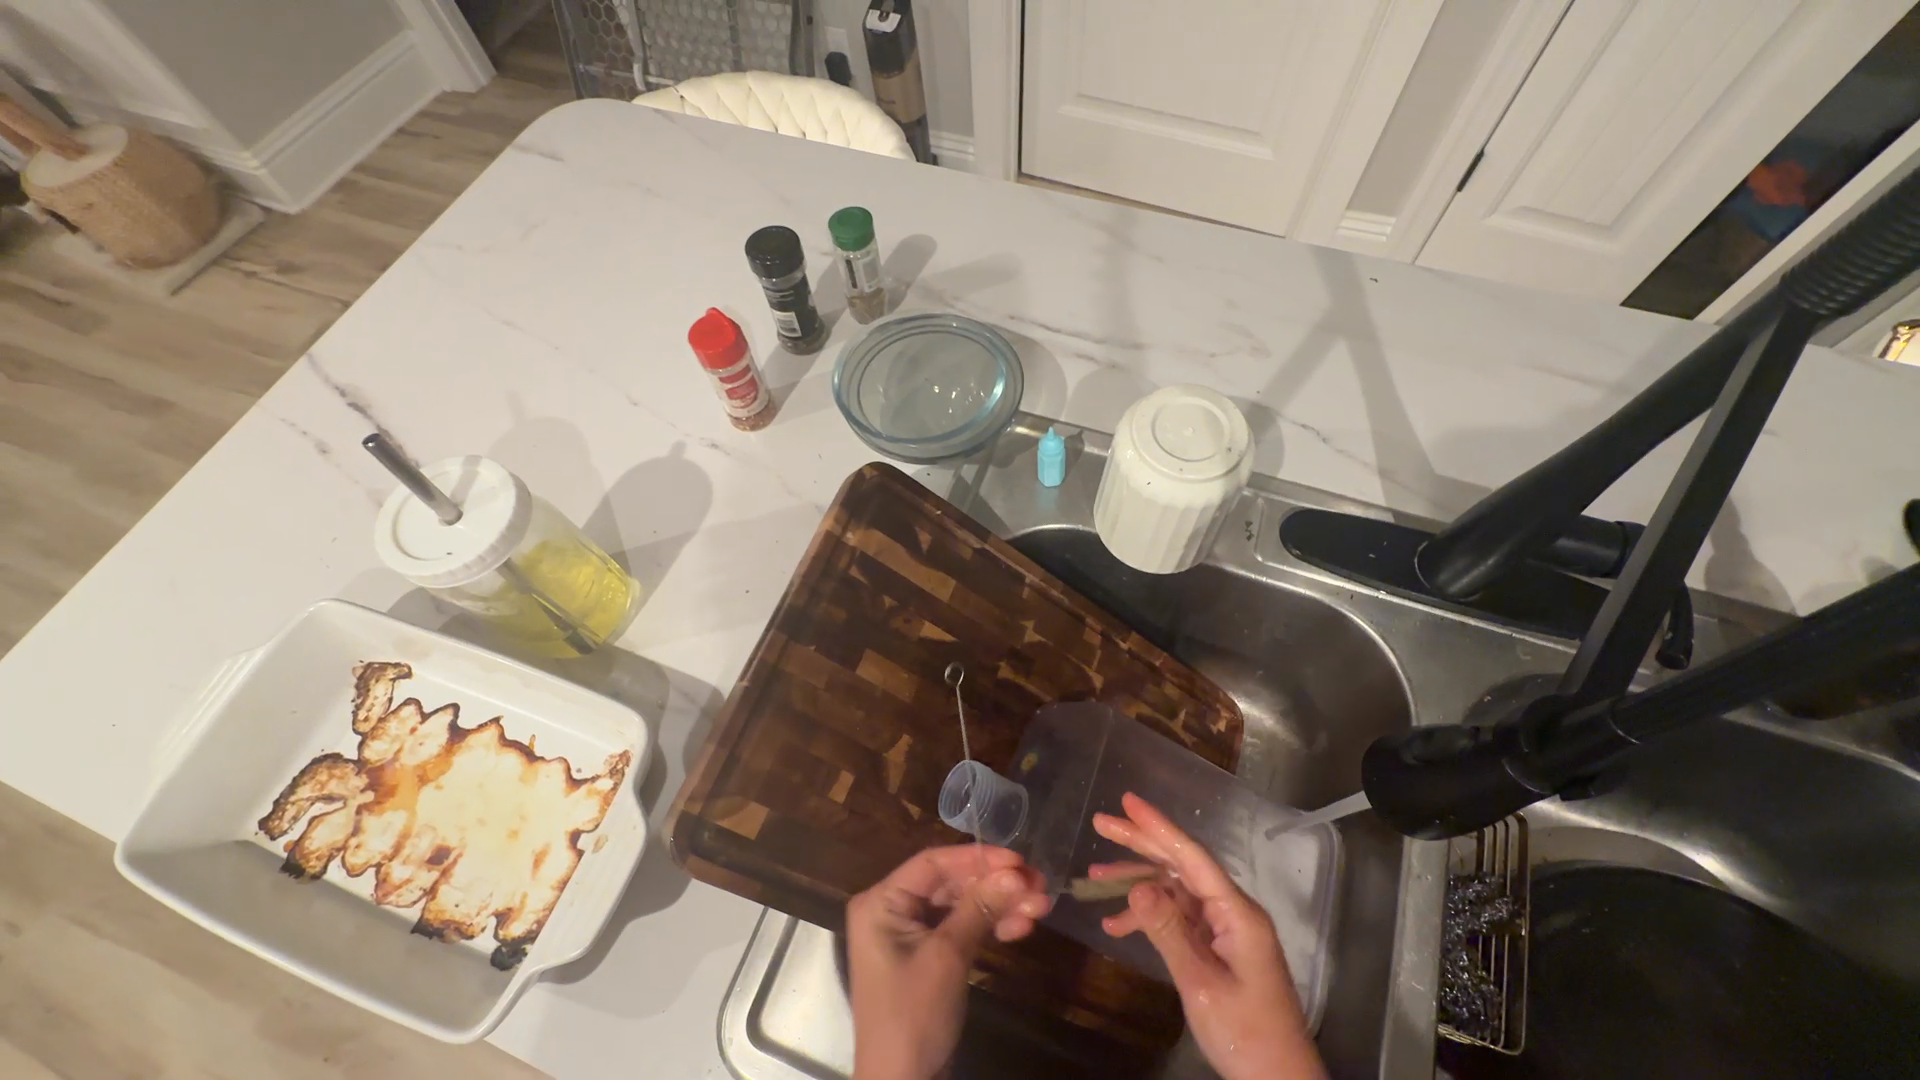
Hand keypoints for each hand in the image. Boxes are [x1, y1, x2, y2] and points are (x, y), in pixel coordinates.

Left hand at [847, 845, 1052, 1079]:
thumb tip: (1016, 872)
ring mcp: (912, 935)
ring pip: (961, 906)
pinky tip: (1022, 928)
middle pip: (951, 883)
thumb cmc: (914, 1015)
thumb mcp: (948, 956)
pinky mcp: (929, 957)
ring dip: (1000, 905)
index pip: (933, 863)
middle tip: (1039, 884)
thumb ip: (979, 908)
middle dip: (995, 884)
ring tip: (1041, 907)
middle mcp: (893, 911)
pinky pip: (962, 929)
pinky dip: (991, 927)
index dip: (977, 858)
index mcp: (882, 902)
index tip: (1019, 861)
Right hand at [1091, 793, 1327, 1079]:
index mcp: (1236, 912)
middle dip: (1141, 843)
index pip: (1192, 856)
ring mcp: (1226, 929)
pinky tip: (1117, 926)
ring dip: (1138, 884)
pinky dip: (1149, 919)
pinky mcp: (1219, 948)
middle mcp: (1232, 911)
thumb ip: (1168, 931)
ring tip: (1095, 878)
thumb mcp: (1200, 983)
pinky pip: (1180, 919)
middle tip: (1100, 823)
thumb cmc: (1245, 1033)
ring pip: (1176, 891)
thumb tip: (1137, 884)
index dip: (1158, 826)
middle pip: (1183, 865)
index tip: (1127, 801)